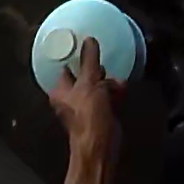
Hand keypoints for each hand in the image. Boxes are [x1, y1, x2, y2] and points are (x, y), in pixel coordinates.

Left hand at [49, 37, 121, 159]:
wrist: (101, 145)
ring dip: (110, 83)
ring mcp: (86, 106)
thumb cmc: (88, 114)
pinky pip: (108, 96)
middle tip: (106, 66)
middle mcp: (71, 97)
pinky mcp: (101, 112)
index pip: (66, 67)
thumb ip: (90, 60)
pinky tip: (123, 91)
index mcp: (61, 90)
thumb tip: (88, 38)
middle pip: (85, 75)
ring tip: (119, 84)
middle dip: (99, 71)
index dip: (75, 56)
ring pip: (99, 85)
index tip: (87, 44)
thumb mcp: (89, 83)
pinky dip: (115, 93)